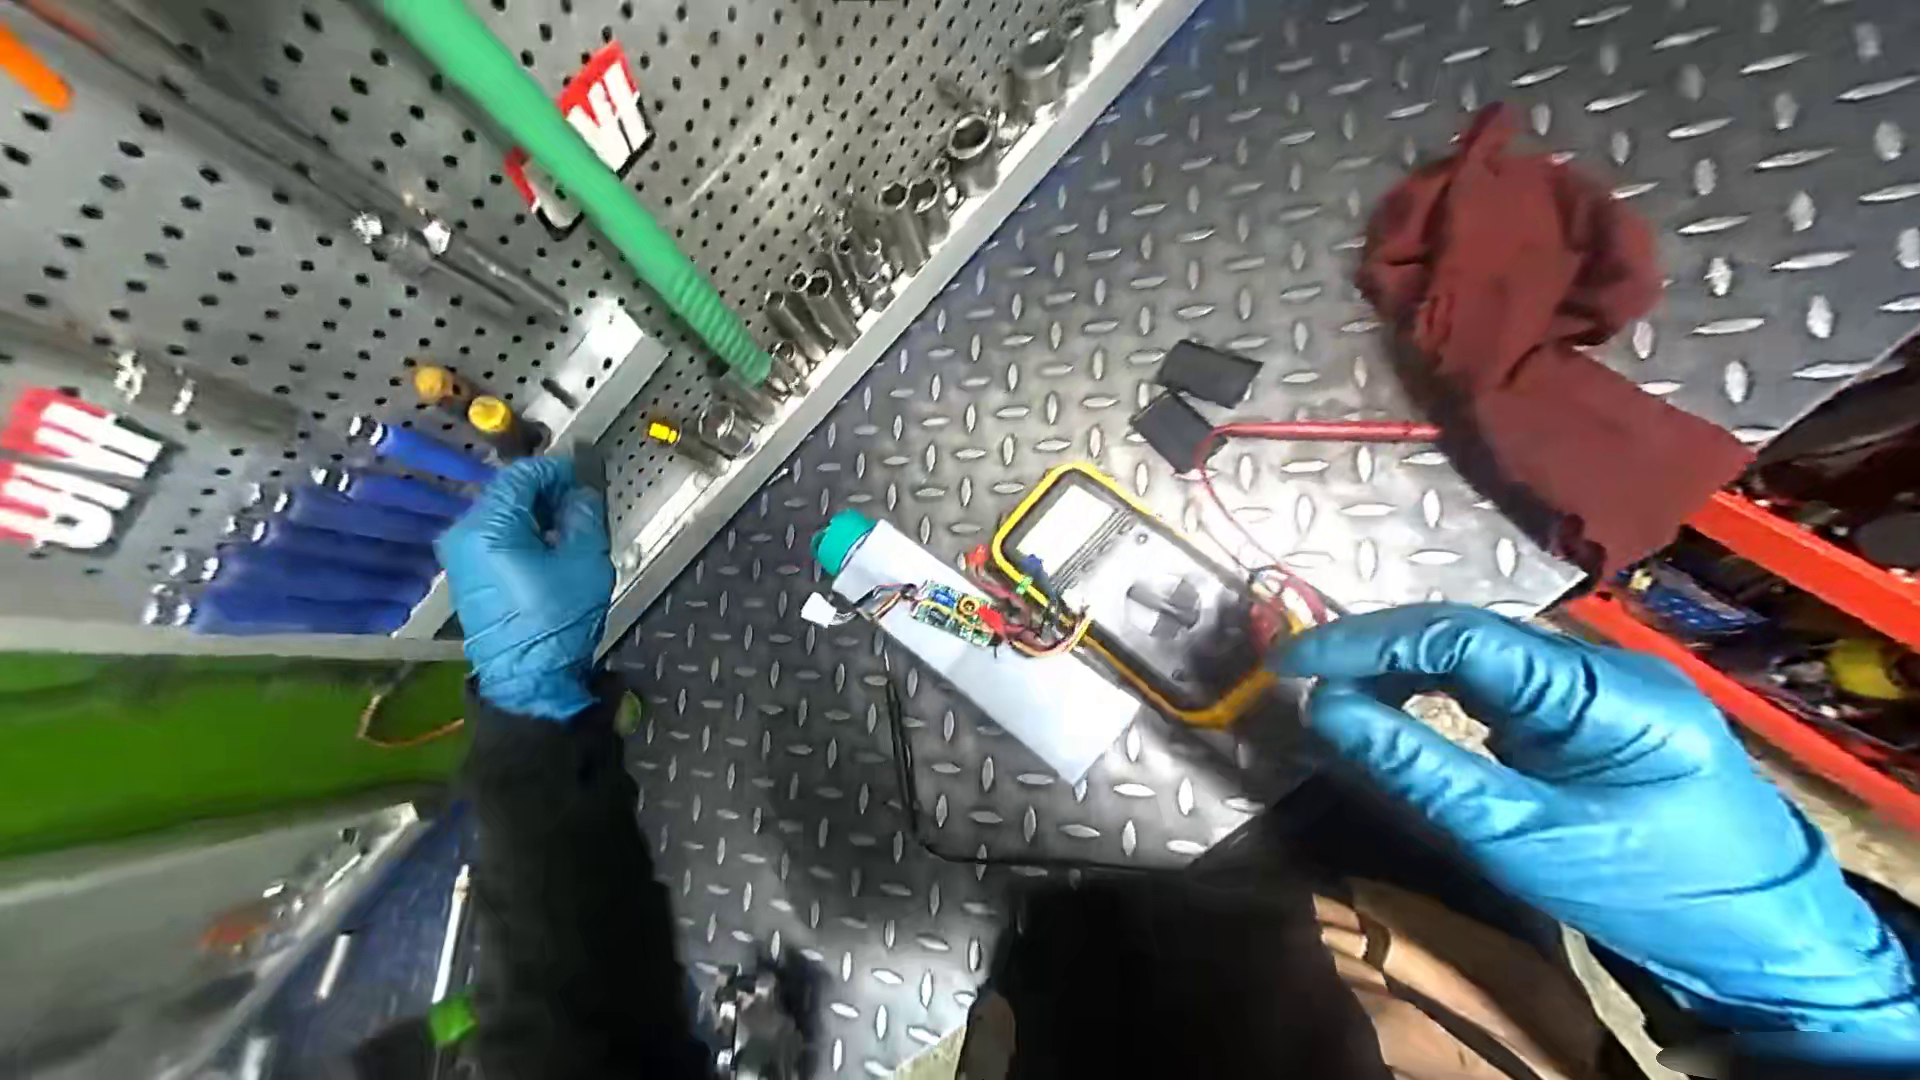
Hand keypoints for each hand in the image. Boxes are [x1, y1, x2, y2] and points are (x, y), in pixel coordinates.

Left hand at [436, 457, 612, 720]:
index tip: (584, 472)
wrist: (529, 673)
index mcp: (488, 527)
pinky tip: (552, 544)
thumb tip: (580, 493)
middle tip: (583, 500)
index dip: (556, 469)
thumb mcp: (585, 560)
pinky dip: (525, 531)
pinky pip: (497, 536)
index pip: (521, 476)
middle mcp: (463, 535)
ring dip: (537, 512)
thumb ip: (584, 516)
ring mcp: (461, 555)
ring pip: (502, 514)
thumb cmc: (559, 616)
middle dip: (546, 491)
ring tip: (573, 523)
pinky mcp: (468, 573)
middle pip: (507, 494)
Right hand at [1276, 604, 1919, 1034]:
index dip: (1365, 641)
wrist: (1763, 941)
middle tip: (1298, 671)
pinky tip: (1385, 699)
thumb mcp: (1516, 839)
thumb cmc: (1646, 895)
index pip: (1459, 637)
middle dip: (1367, 646)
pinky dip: (1416, 679)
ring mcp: (1586, 675)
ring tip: (1333, 689)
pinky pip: (1475, 669)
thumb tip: (1319, 707)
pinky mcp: (1571, 696)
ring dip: (1387, 661)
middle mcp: (1596, 663)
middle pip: (1455, 629)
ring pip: (1459, 643)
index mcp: (1605, 694)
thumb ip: (1411, 766)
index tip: (1293, 662)